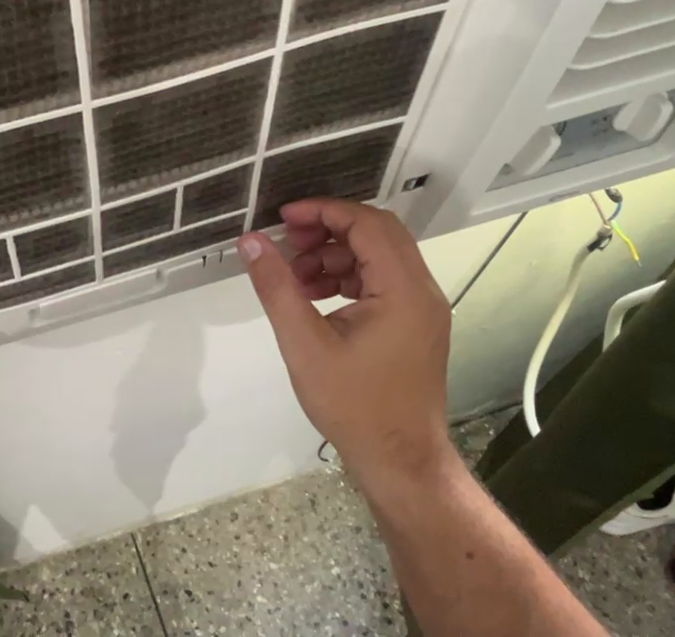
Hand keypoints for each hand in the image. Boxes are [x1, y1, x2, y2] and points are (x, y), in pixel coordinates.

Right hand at [238, 199, 453, 494]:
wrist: (400, 462)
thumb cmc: (353, 405)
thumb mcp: (303, 344)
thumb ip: (276, 286)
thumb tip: (251, 241)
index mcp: (403, 290)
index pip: (366, 224)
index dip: (322, 211)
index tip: (283, 220)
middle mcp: (422, 291)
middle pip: (377, 232)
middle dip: (328, 228)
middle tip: (287, 242)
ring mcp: (423, 308)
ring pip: (379, 254)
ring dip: (335, 253)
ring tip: (294, 275)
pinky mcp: (416, 324)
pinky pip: (382, 279)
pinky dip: (347, 275)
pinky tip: (314, 295)